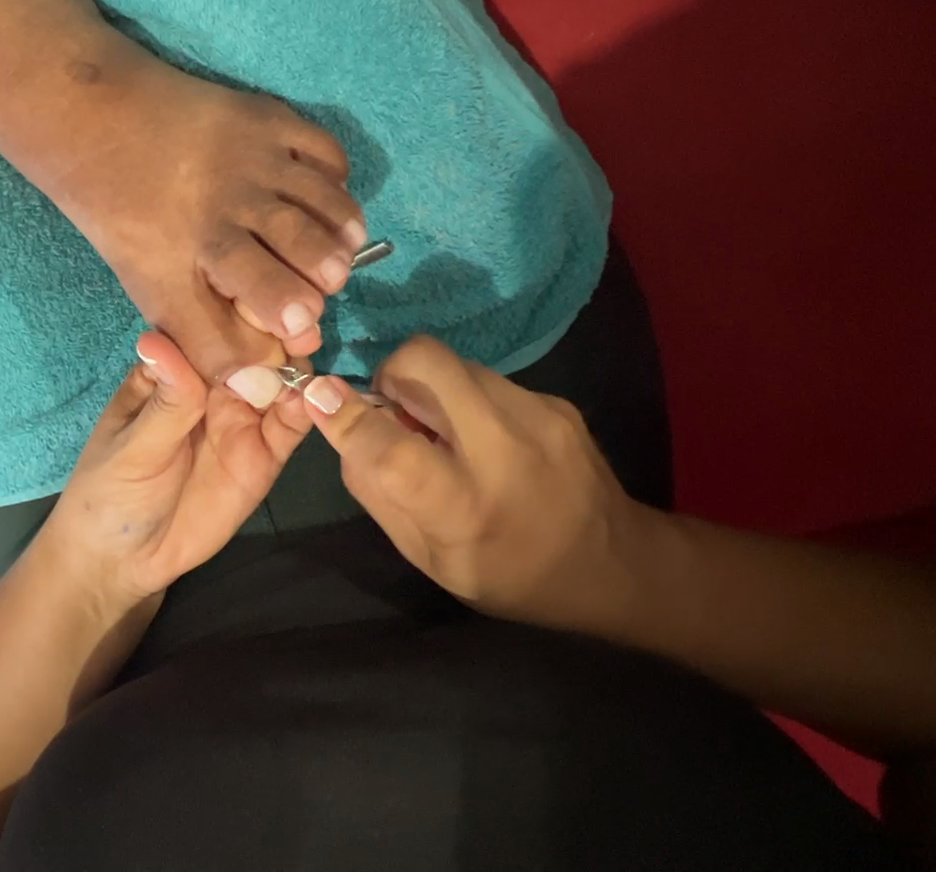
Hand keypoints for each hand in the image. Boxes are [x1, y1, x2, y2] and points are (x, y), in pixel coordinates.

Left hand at [38, 330, 312, 604]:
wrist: (126, 560)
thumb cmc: (111, 492)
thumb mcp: (131, 447)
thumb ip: (164, 403)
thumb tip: (159, 339)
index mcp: (173, 368)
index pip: (207, 326)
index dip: (234, 311)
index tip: (259, 297)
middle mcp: (214, 382)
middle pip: (254, 344)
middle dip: (276, 332)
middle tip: (296, 330)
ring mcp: (243, 416)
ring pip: (281, 377)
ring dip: (298, 366)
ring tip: (306, 366)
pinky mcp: (265, 453)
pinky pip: (292, 424)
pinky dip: (308, 408)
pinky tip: (316, 399)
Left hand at [45, 57, 364, 384]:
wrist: (98, 124)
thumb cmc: (124, 218)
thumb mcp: (148, 284)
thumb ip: (202, 334)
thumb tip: (259, 383)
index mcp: (180, 258)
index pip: (230, 309)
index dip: (273, 328)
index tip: (300, 334)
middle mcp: (219, 207)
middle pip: (294, 247)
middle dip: (321, 276)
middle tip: (329, 287)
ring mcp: (247, 158)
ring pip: (320, 201)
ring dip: (342, 232)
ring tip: (342, 255)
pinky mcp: (266, 117)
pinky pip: (324, 152)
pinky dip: (338, 180)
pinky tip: (329, 198)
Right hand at [301, 336, 651, 630]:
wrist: (617, 564)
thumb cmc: (508, 574)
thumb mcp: (427, 558)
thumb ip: (376, 492)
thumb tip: (342, 428)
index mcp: (465, 507)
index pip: (390, 447)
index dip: (345, 416)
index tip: (318, 396)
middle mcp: (505, 448)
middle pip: (424, 362)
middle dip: (390, 373)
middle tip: (393, 411)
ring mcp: (538, 414)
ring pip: (453, 364)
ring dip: (428, 389)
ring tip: (441, 432)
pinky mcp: (555, 399)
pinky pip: (484, 379)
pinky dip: (464, 400)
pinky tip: (482, 438)